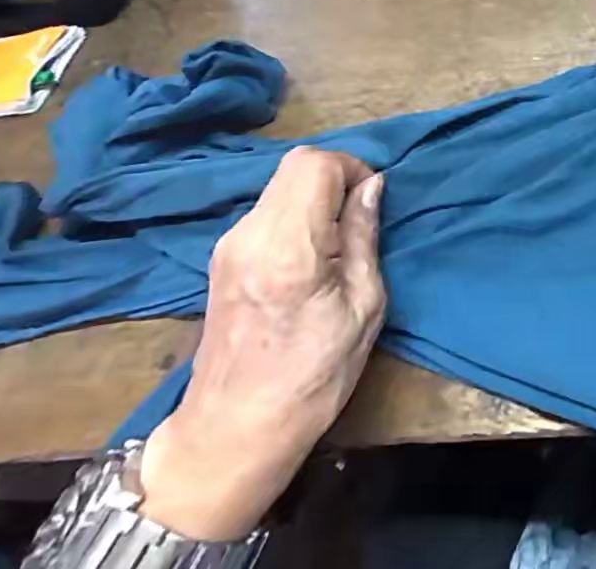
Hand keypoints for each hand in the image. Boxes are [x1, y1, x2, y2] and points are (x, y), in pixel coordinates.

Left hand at [138, 147, 385, 540]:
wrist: (233, 432)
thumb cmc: (314, 375)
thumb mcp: (364, 305)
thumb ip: (364, 235)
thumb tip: (373, 186)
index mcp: (288, 248)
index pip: (315, 164)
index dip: (353, 169)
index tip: (370, 202)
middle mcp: (249, 236)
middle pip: (296, 164)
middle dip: (337, 176)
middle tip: (359, 217)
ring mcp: (228, 245)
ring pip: (281, 183)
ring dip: (317, 194)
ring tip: (339, 240)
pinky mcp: (222, 256)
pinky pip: (269, 208)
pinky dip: (298, 211)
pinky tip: (312, 253)